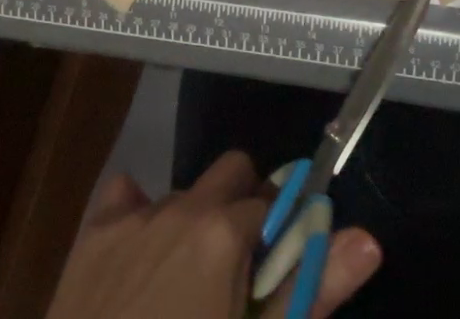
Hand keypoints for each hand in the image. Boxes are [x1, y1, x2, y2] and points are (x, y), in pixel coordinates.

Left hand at [45, 151, 381, 318]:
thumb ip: (315, 287)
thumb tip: (368, 239)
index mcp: (225, 229)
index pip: (274, 200)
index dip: (280, 231)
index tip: (274, 268)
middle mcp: (182, 206)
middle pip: (231, 172)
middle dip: (243, 205)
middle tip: (236, 270)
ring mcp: (132, 217)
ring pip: (184, 192)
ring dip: (195, 219)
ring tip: (185, 282)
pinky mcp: (91, 234)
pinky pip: (125, 194)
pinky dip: (140, 212)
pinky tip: (141, 258)